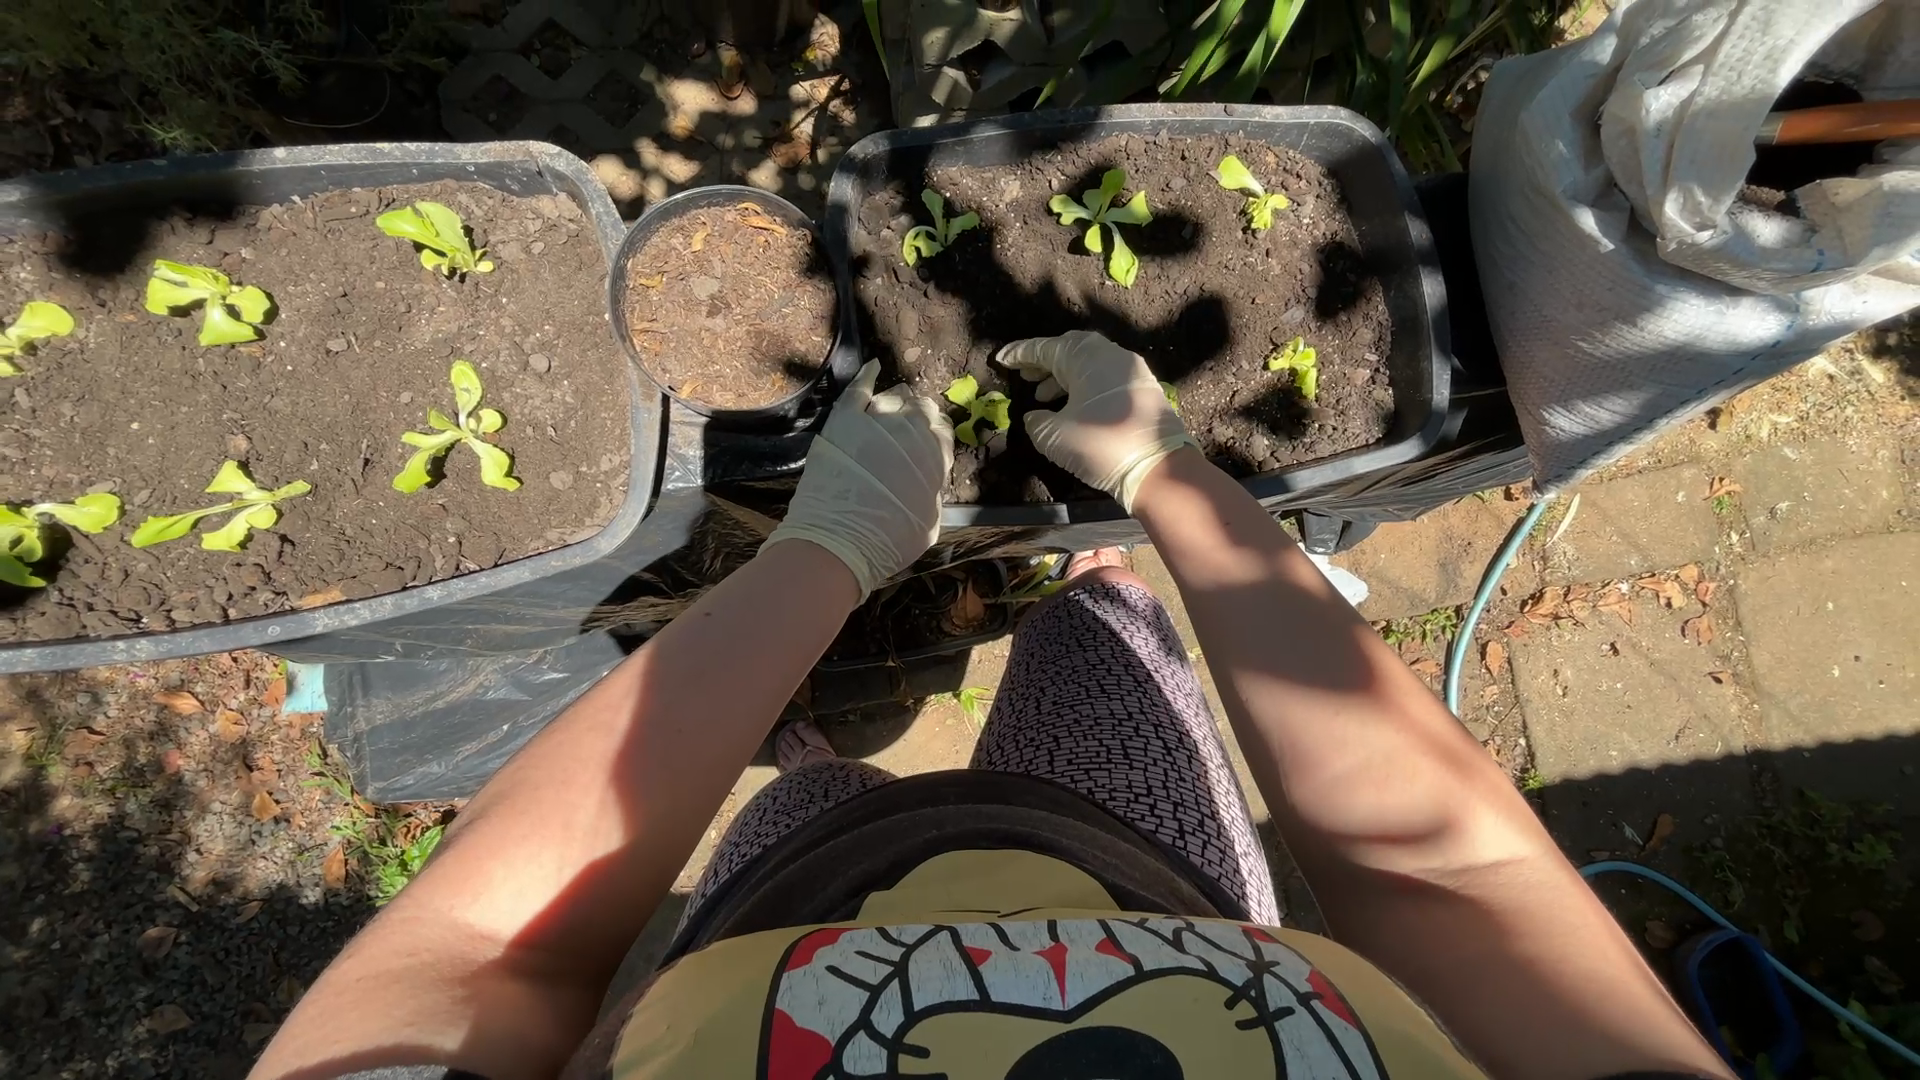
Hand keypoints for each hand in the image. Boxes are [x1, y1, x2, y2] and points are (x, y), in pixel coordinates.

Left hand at [763, 360, 953, 597]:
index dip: (936, 435)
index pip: (943, 431)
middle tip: (909, 426)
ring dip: (896, 401)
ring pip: (892, 397)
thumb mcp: (930, 521)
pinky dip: (866, 376)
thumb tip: (929, 478)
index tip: (930, 441)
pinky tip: (873, 367)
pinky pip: (857, 390)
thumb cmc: (891, 541)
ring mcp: (875, 420)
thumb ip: (932, 490)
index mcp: (935, 455)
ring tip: (893, 405)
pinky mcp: (843, 421)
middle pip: (920, 409)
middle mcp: (910, 429)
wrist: (841, 541)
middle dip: (918, 414)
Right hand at [998, 331, 1196, 510]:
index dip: (1021, 354)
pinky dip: (1084, 385)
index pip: (1045, 348)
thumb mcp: (1054, 436)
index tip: (1002, 359)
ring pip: (1089, 364)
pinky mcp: (1142, 390)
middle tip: (1025, 374)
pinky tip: (1072, 406)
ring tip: (1042, 396)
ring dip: (1063, 376)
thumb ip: (1036, 421)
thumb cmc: (1100, 446)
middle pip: (1070, 349)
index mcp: (1086, 358)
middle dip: (1045, 361)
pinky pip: (1105, 377)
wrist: (1158, 469)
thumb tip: (1035, 416)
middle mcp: (1111, 355)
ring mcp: (1130, 371)